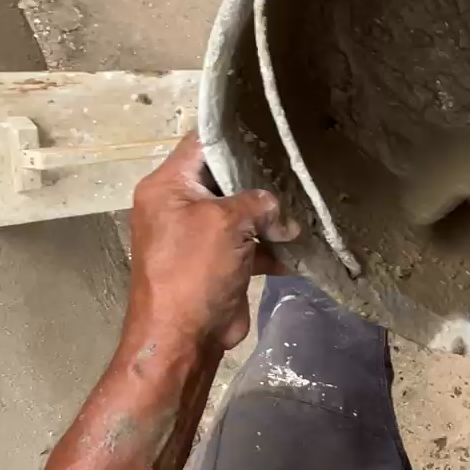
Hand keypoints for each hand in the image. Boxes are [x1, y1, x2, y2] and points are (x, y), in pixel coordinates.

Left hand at [123, 132, 298, 352]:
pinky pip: (248, 243)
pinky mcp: (217, 262)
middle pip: (226, 178)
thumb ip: (258, 202)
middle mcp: (179, 205)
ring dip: (270, 218)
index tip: (272, 131)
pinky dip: (270, 247)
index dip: (235, 135)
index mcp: (167, 187)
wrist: (183, 338)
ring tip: (302, 212)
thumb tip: (281, 216)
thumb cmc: (194, 270)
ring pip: (241, 212)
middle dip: (261, 180)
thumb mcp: (227, 222)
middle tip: (295, 171)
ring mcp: (198, 235)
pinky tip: (296, 249)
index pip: (201, 144)